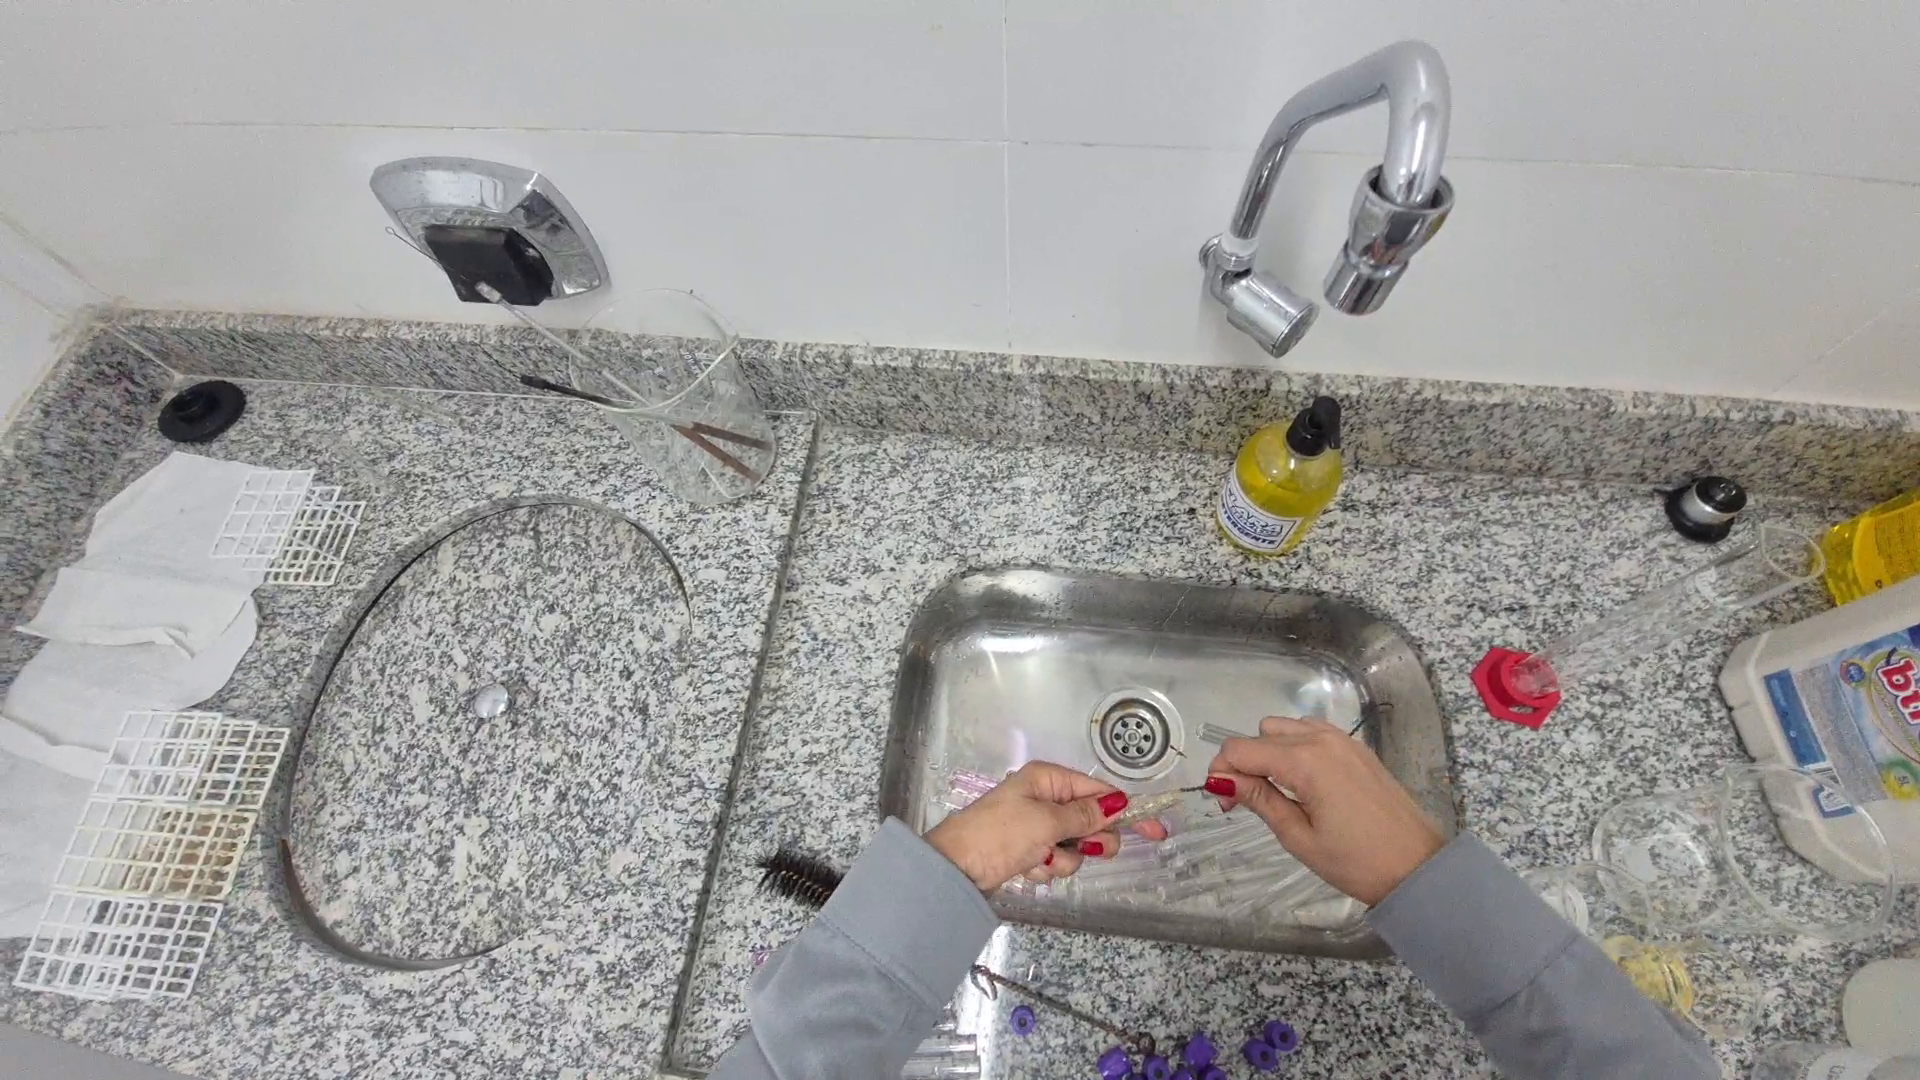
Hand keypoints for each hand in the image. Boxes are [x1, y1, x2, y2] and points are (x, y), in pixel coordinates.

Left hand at [924, 762, 1162, 890]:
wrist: (956, 868)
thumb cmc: (1000, 833)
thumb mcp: (1046, 821)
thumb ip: (1086, 815)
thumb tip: (1120, 800)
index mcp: (1048, 779)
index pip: (1098, 791)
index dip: (1126, 810)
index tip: (1155, 831)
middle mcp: (1045, 797)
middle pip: (1092, 820)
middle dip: (1088, 840)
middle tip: (1081, 848)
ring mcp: (1037, 825)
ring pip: (1076, 845)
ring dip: (1063, 858)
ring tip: (1039, 858)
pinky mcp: (1029, 850)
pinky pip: (1056, 859)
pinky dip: (1046, 867)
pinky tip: (1027, 868)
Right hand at [1205, 716, 1444, 905]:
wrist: (1421, 870)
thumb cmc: (1357, 862)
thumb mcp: (1298, 837)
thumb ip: (1258, 800)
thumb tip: (1220, 781)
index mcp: (1304, 761)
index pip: (1239, 749)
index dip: (1222, 773)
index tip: (1226, 805)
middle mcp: (1319, 739)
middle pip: (1258, 735)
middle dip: (1242, 764)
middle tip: (1247, 802)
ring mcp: (1340, 739)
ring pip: (1282, 727)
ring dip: (1268, 751)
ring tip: (1276, 789)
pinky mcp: (1355, 747)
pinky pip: (1309, 731)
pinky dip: (1293, 746)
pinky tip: (1302, 778)